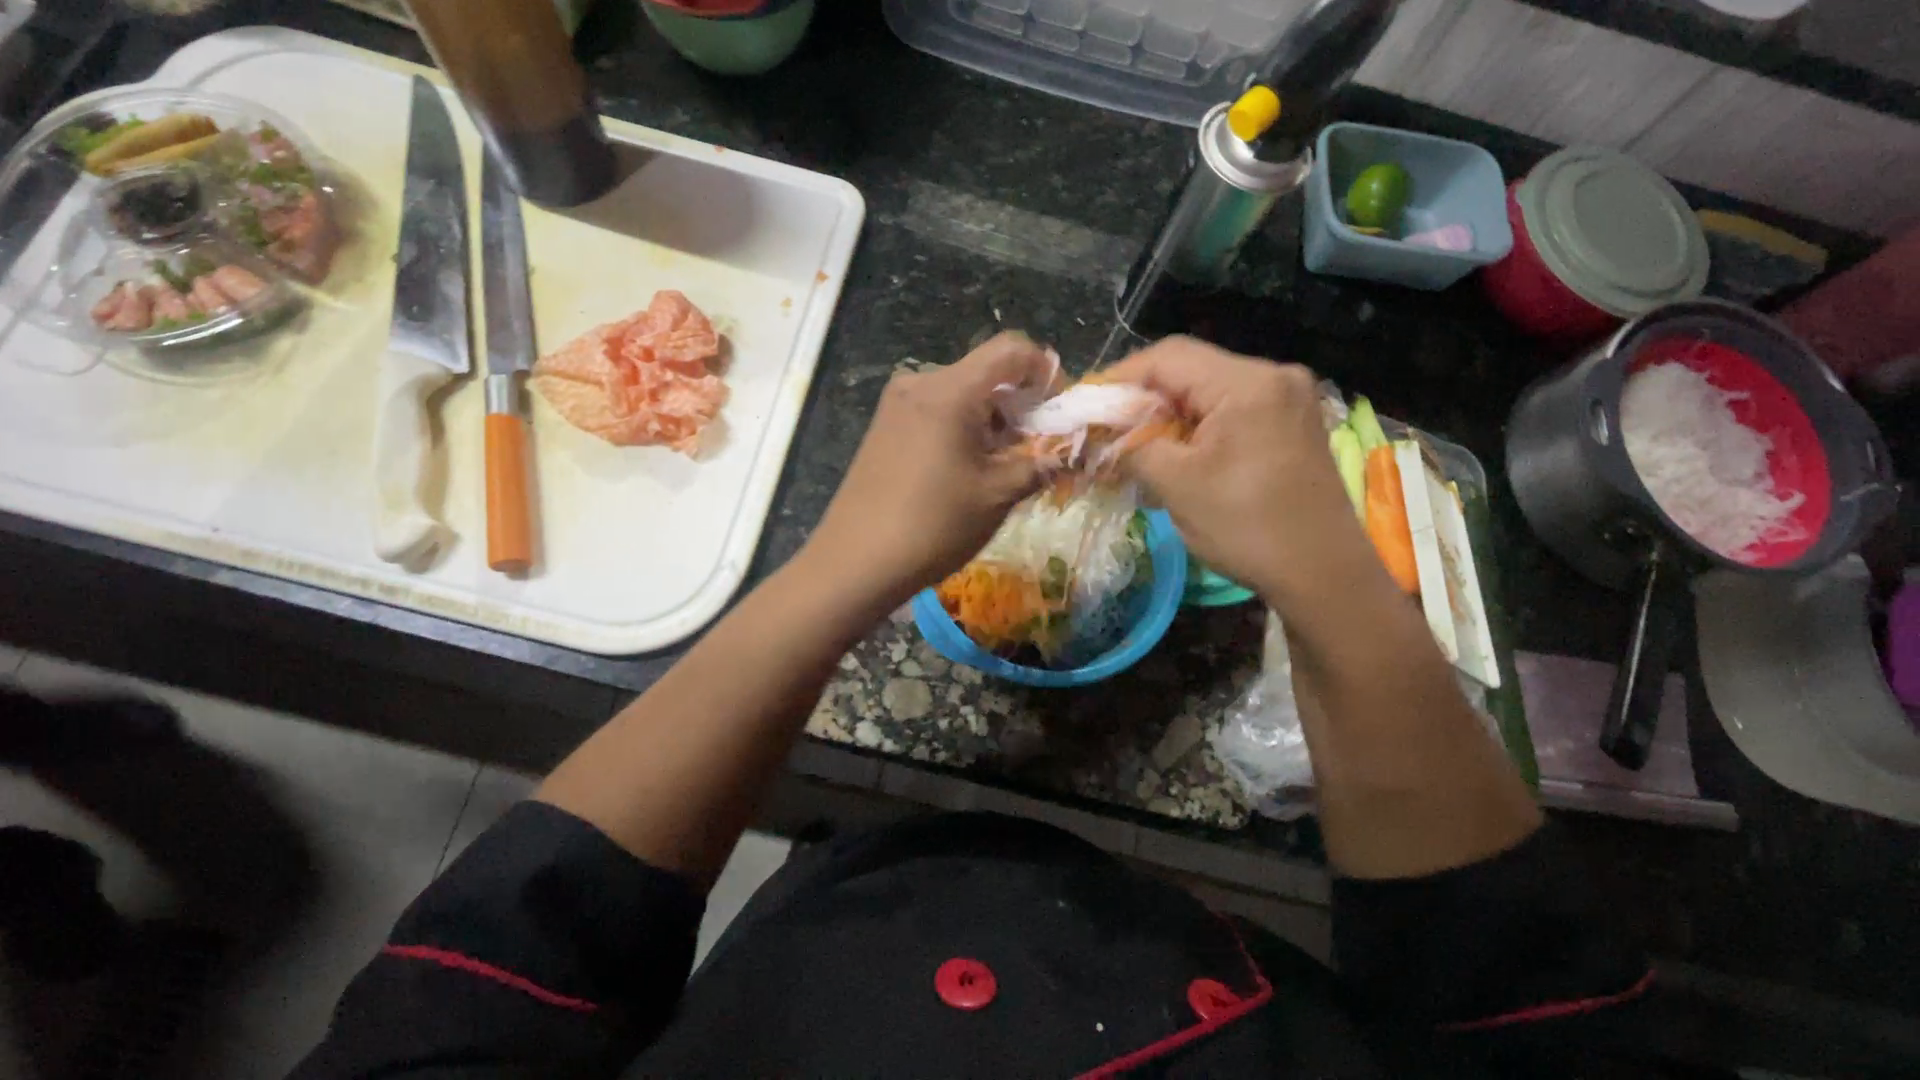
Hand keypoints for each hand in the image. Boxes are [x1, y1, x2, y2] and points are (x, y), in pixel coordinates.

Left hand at [800, 332, 1052, 609]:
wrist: (856, 561)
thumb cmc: (934, 524)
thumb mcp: (997, 495)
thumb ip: (1038, 464)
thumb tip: (1066, 455)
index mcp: (950, 390)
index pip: (1011, 349)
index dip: (1043, 369)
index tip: (1057, 407)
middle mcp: (920, 384)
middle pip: (984, 372)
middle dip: (1018, 402)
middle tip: (1036, 446)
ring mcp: (896, 405)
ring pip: (960, 394)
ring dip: (990, 419)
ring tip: (1002, 465)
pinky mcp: (884, 428)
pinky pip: (935, 411)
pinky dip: (962, 428)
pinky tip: (966, 469)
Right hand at [1107, 337, 1367, 601]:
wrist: (1323, 575)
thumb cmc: (1247, 527)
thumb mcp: (1177, 485)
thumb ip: (1132, 447)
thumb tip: (1100, 437)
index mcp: (1248, 383)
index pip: (1168, 357)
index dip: (1119, 378)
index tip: (1085, 406)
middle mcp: (1274, 377)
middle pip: (1191, 371)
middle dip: (1143, 400)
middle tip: (1106, 431)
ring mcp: (1289, 401)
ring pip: (1211, 393)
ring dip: (1170, 417)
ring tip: (1136, 449)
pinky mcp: (1293, 427)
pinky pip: (1234, 413)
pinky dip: (1199, 430)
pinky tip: (1177, 458)